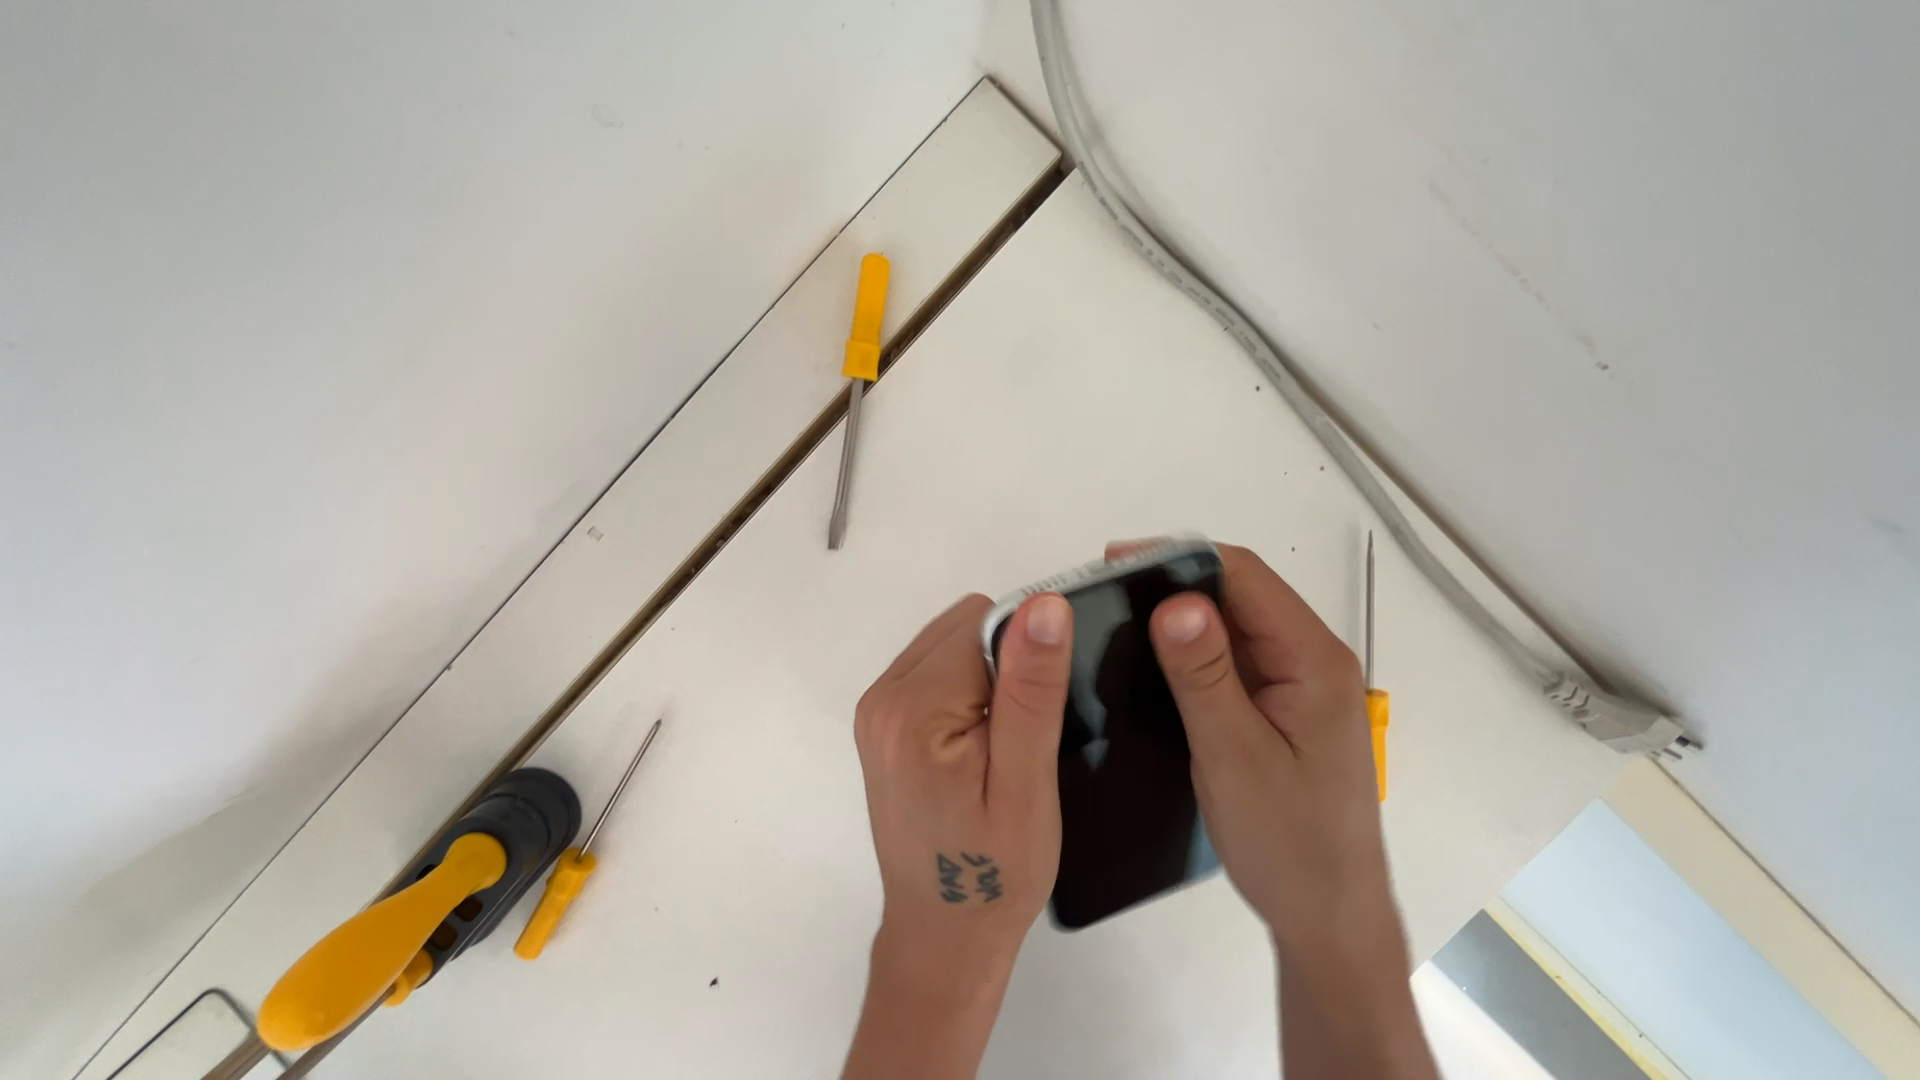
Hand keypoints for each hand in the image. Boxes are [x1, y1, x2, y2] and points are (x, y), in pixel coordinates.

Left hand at [844, 592, 1072, 1079]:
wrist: (944, 932)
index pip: (986, 624)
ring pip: (952, 641)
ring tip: (1004, 740)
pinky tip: (981, 741)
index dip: (1028, 656)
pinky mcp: (882, 722)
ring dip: (987, 674)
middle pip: (965, 625)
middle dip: (1006, 663)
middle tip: (1023, 734)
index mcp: (912, 708)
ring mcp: (876, 709)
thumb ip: (1031, 690)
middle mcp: (882, 697)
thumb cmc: (994, 870)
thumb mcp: (1026, 784)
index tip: (1044, 710)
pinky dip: (967, 687)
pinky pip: (936, 667)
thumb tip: (1044, 604)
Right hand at [1138, 542, 1435, 1078]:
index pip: (1245, 576)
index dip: (1178, 557)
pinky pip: (1235, 659)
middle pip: (1242, 593)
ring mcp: (1299, 684)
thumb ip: (1204, 675)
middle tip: (1105, 591)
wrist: (1328, 914)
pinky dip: (1193, 649)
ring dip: (1181, 615)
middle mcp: (1312, 659)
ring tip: (1116, 618)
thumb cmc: (1286, 839)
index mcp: (1313, 659)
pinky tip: (1152, 660)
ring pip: (1235, 625)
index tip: (1114, 562)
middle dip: (1174, 581)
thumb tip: (1173, 601)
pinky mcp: (1283, 707)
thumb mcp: (1234, 754)